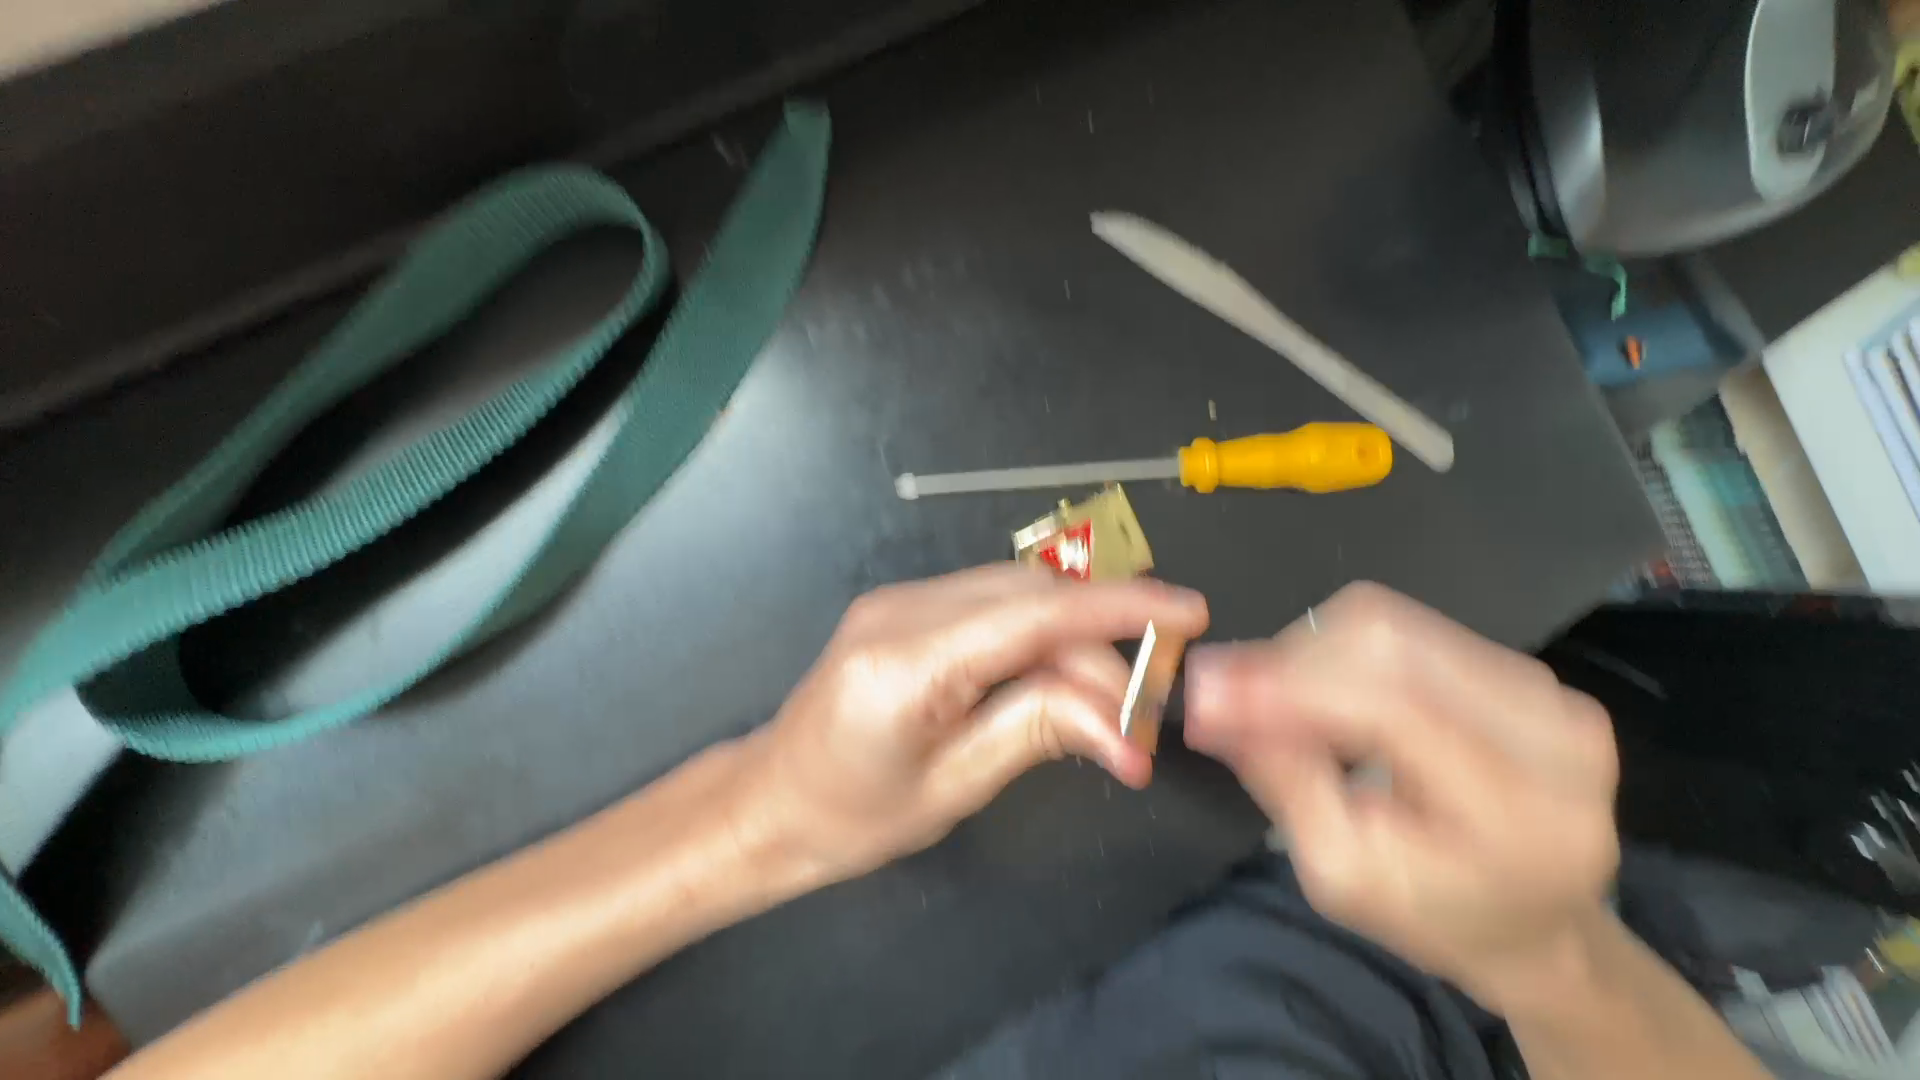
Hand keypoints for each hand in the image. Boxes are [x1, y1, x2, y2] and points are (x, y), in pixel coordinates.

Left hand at [738, 564, 1208, 881]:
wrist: (770, 800)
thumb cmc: (852, 817)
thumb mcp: (953, 788)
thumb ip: (1036, 731)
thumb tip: (1122, 720)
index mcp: (907, 664)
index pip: (1034, 615)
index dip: (1119, 608)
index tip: (1187, 613)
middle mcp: (900, 610)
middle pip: (1031, 594)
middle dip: (1102, 635)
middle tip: (1145, 700)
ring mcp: (897, 600)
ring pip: (1015, 591)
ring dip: (1073, 634)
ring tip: (1108, 697)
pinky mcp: (901, 606)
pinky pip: (989, 602)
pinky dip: (1037, 630)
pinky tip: (1059, 672)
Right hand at [1182, 582, 1619, 1009]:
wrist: (1534, 924)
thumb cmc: (1430, 914)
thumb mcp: (1338, 873)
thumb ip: (1282, 779)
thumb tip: (1210, 698)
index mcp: (1518, 806)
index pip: (1390, 703)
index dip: (1287, 683)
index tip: (1205, 689)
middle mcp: (1550, 731)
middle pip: (1389, 641)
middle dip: (1289, 658)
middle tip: (1227, 691)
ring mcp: (1548, 692)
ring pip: (1392, 622)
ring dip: (1311, 649)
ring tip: (1274, 695)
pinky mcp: (1529, 673)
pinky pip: (1410, 627)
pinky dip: (1343, 649)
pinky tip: (1324, 689)